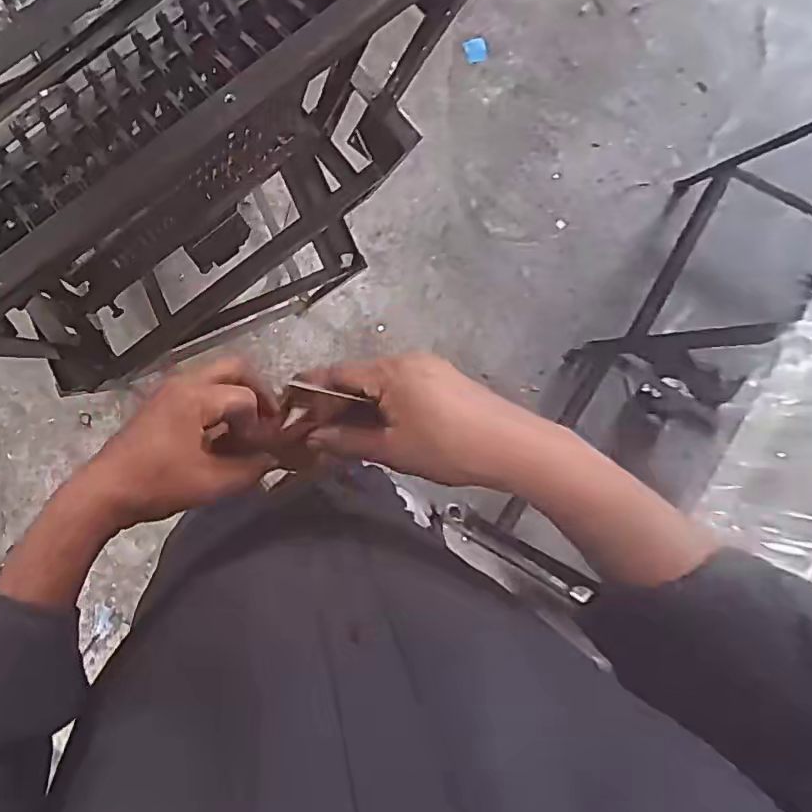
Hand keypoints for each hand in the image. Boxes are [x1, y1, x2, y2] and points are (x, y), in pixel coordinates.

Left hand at [63, 356, 280, 531]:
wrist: (106, 490)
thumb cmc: (157, 483)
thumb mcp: (212, 483)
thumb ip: (250, 469)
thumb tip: (271, 461)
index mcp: (195, 395)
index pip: (247, 396)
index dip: (261, 423)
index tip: (262, 449)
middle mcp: (182, 382)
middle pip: (233, 369)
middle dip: (257, 392)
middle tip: (266, 424)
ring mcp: (168, 390)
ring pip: (214, 378)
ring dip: (235, 399)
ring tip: (244, 434)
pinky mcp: (159, 404)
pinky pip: (197, 392)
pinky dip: (215, 406)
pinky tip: (218, 438)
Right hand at [299, 354, 566, 491]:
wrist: (520, 450)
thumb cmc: (453, 448)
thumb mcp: (393, 450)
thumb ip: (348, 442)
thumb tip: (316, 438)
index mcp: (391, 372)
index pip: (337, 373)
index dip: (311, 389)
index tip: (291, 402)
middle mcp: (408, 361)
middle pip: (357, 376)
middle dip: (334, 401)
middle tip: (317, 426)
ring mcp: (429, 368)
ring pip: (379, 383)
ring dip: (359, 404)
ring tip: (347, 431)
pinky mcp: (445, 380)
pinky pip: (400, 386)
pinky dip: (383, 404)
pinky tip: (381, 426)